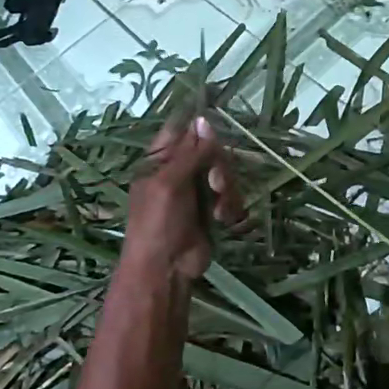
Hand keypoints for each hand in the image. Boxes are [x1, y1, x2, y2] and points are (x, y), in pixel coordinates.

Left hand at [121, 115, 244, 280]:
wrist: (166, 269)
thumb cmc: (158, 224)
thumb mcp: (170, 183)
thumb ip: (190, 153)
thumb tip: (204, 119)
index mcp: (159, 161)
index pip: (181, 131)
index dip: (199, 128)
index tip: (217, 131)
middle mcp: (179, 171)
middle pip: (210, 151)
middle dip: (219, 168)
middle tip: (215, 185)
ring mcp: (196, 191)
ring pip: (224, 173)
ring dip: (227, 191)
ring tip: (220, 211)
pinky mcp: (212, 209)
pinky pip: (230, 196)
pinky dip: (231, 207)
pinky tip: (224, 220)